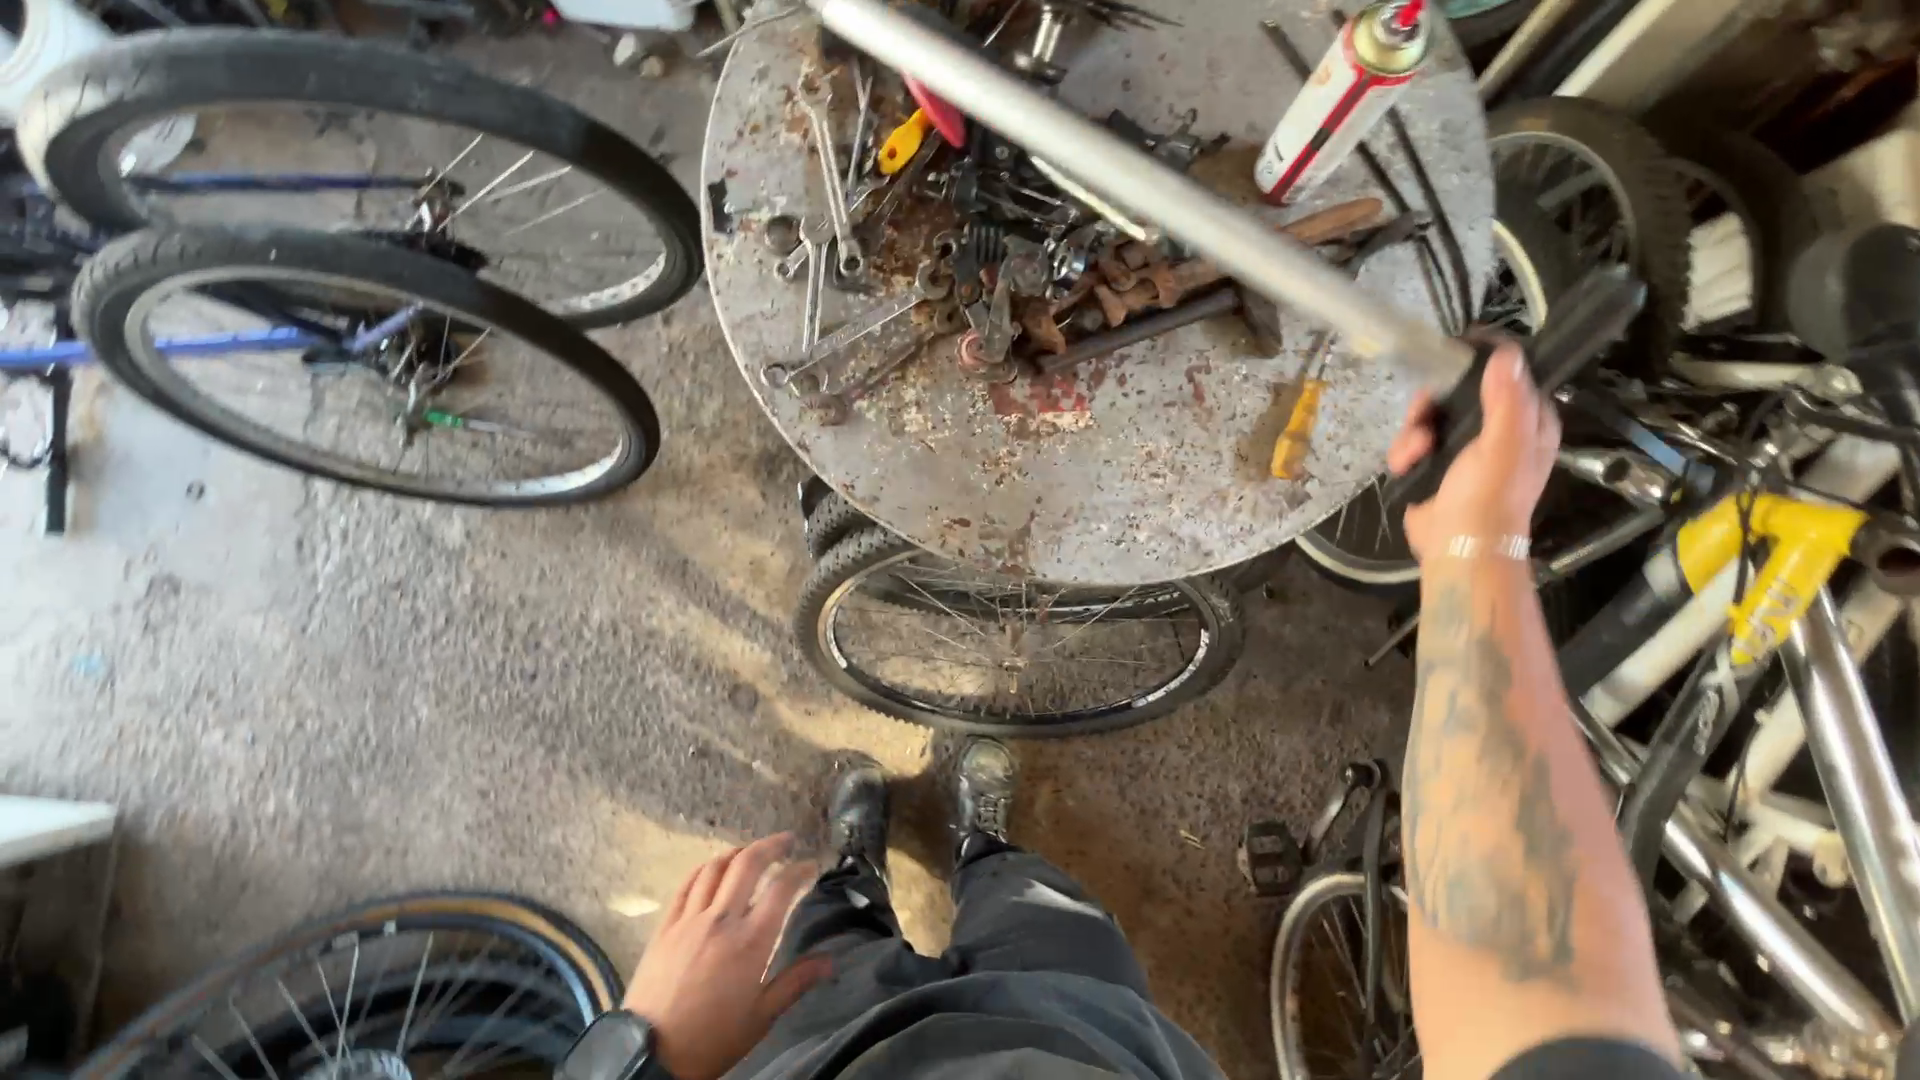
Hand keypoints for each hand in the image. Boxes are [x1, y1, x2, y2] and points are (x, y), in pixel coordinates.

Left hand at [623, 833, 829, 1079]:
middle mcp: (722, 920)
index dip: (801, 870)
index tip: (811, 866)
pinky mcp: (666, 926)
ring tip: (752, 851)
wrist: (651, 1056)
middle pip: (749, 863)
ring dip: (738, 851)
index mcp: (751, 941)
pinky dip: (705, 868)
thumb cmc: (713, 1039)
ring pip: (716, 867)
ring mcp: (690, 919)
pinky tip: (713, 867)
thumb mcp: (761, 1017)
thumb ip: (796, 981)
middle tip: (786, 841)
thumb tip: (830, 961)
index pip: (782, 888)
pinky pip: (687, 884)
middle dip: (772, 845)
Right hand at [1386, 343, 1559, 562]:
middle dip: (1435, 402)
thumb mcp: (1504, 444)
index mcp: (1526, 422)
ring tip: (1416, 452)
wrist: (1457, 546)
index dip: (1486, 359)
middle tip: (1423, 412)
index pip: (1510, 375)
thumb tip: (1505, 352)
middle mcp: (1496, 431)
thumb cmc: (1488, 496)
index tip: (1459, 347)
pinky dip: (1404, 453)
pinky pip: (1411, 443)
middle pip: (1460, 393)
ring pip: (1429, 418)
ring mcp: (1462, 450)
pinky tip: (1407, 466)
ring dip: (1413, 431)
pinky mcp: (1432, 466)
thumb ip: (1506, 398)